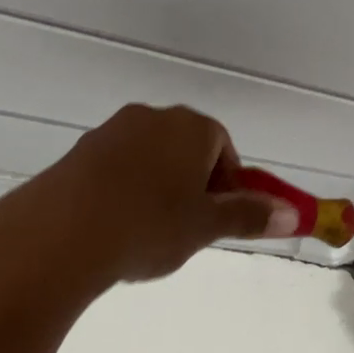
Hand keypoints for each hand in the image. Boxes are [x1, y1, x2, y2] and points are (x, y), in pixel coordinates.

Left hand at [0, 104, 298, 291]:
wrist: (61, 233)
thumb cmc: (150, 224)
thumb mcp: (206, 226)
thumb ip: (248, 216)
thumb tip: (292, 214)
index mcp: (191, 127)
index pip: (222, 146)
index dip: (227, 183)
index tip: (220, 216)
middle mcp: (151, 119)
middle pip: (185, 150)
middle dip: (193, 186)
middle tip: (189, 228)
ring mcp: (109, 133)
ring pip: (148, 160)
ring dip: (157, 189)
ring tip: (149, 233)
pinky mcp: (77, 155)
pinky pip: (114, 171)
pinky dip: (123, 194)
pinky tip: (116, 230)